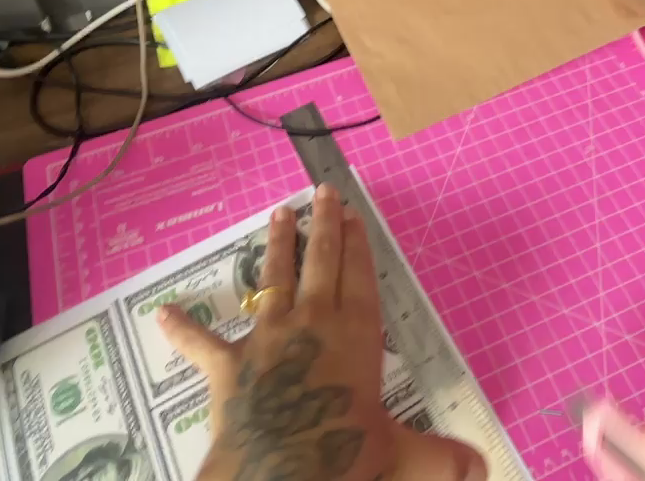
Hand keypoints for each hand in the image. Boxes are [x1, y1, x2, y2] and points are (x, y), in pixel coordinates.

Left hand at [157, 184, 485, 480]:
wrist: (278, 477)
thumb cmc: (342, 458)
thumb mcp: (400, 458)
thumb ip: (440, 459)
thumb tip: (484, 470)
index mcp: (354, 336)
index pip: (359, 277)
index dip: (358, 243)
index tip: (354, 213)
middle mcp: (312, 323)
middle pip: (320, 262)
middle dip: (324, 225)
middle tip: (322, 192)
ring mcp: (267, 338)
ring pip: (273, 278)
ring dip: (276, 246)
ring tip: (277, 214)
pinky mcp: (228, 365)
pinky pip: (200, 344)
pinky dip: (181, 328)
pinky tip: (160, 312)